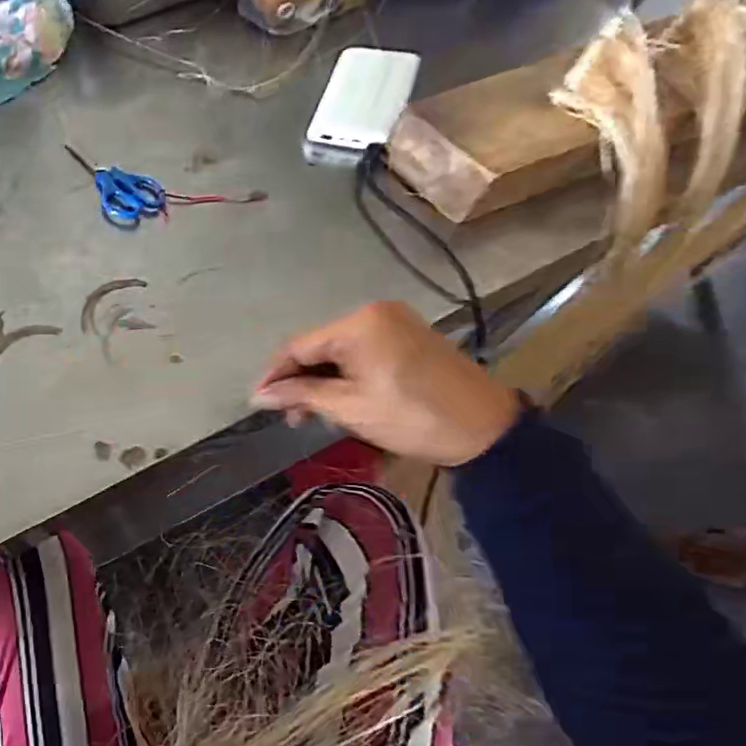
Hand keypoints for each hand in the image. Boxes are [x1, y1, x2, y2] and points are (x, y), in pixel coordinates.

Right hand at [250, 301, 519, 466]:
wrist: (487, 432)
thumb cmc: (411, 417)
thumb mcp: (346, 407)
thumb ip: (298, 395)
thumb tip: (258, 396)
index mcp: (358, 325)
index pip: (297, 347)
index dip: (273, 376)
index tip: (257, 403)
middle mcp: (374, 314)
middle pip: (316, 347)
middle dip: (297, 380)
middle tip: (287, 414)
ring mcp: (394, 323)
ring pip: (335, 352)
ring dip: (319, 381)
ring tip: (310, 413)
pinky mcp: (407, 337)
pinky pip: (359, 352)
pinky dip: (342, 375)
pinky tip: (335, 399)